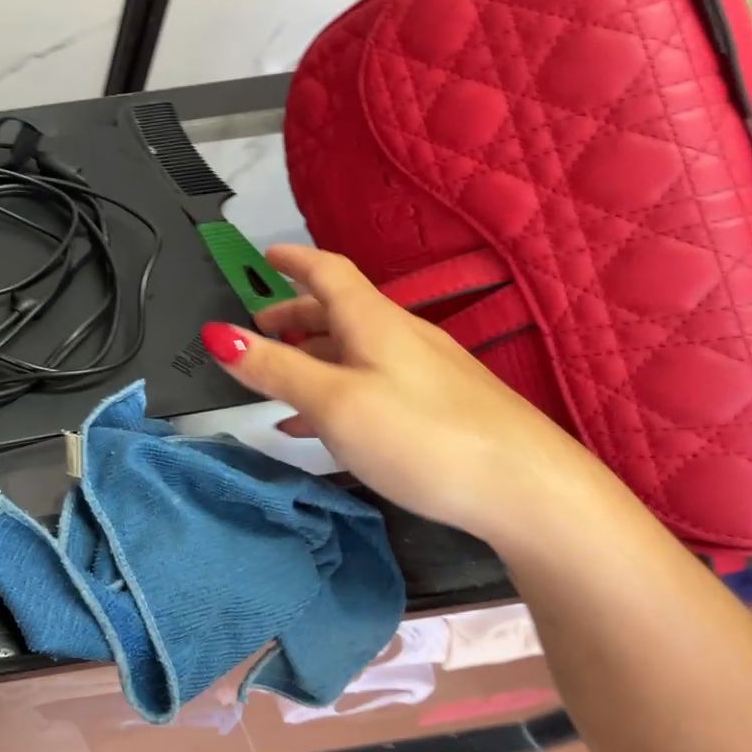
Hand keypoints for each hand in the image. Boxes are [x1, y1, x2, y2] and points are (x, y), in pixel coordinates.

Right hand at [200, 245, 616, 545]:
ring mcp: (423, 373)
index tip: (264, 256)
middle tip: (254, 332)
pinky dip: (331, 390)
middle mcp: (400, 338)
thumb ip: (274, 368)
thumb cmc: (425, 437)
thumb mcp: (333, 401)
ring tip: (272, 379)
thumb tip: (218, 335)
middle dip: (291, 315)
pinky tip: (313, 423)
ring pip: (351, 350)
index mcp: (374, 324)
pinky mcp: (437, 407)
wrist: (533, 495)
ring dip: (307, 355)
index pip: (328, 273)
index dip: (293, 260)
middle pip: (337, 312)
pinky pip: (368, 383)